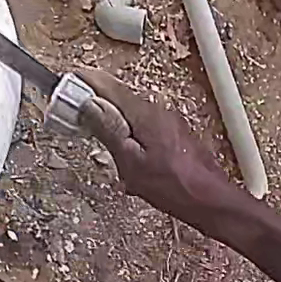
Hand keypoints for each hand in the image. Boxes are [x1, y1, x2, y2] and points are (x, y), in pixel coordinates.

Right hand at [77, 67, 255, 230]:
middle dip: (97, 104)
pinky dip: (130, 134)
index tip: (69, 79)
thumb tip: (90, 105)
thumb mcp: (132, 163)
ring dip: (114, 123)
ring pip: (133, 116)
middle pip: (121, 100)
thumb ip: (110, 131)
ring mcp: (170, 123)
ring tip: (99, 139)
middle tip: (76, 114)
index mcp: (146, 114)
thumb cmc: (175, 187)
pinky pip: (145, 128)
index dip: (87, 82)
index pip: (110, 87)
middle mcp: (160, 112)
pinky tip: (127, 156)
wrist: (211, 201)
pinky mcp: (176, 137)